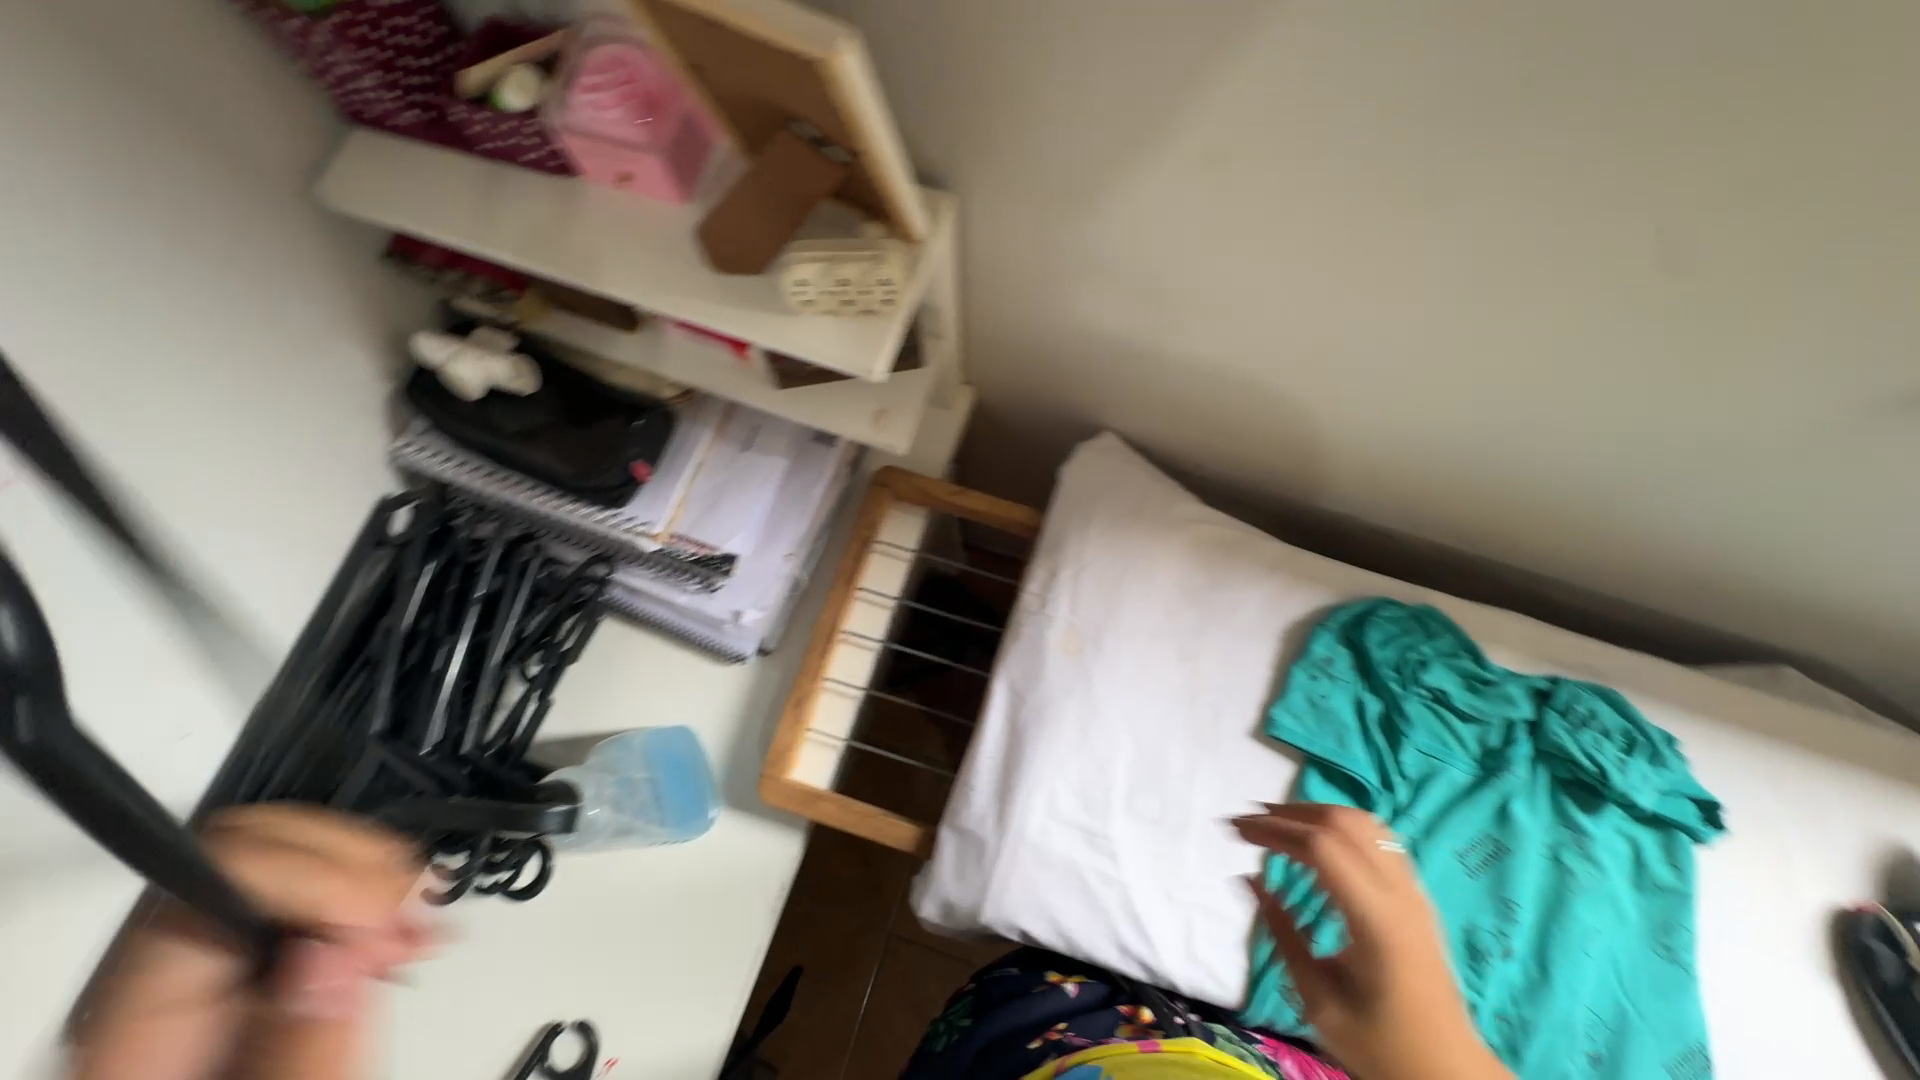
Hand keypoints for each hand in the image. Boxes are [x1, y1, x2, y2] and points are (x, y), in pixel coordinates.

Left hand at [70, 805, 430, 1079]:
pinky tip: (409, 932)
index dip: (322, 872)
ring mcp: (199, 980)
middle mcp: (154, 992)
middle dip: (358, 865)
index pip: (219, 875)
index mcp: (131, 1038)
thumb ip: (304, 1057)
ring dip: (378, 878)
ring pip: (294, 861)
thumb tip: (334, 952)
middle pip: (256, 849)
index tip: (389, 918)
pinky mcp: (248, 979)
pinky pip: (314, 898)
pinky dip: (378, 899)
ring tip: (424, 925)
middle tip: (414, 915)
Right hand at [1234, 804, 1511, 1079]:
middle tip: (1247, 822)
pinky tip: (1316, 838)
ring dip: (1316, 812)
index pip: (1321, 847)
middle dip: (1289, 813)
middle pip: (1343, 823)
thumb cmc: (1378, 1043)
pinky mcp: (1416, 896)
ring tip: (1276, 822)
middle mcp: (1400, 894)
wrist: (1447, 1071)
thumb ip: (1282, 934)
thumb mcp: (1318, 998)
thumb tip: (1247, 880)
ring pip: (1364, 823)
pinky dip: (1340, 825)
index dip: (1274, 830)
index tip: (1235, 832)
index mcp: (1376, 920)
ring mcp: (1414, 892)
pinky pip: (1378, 839)